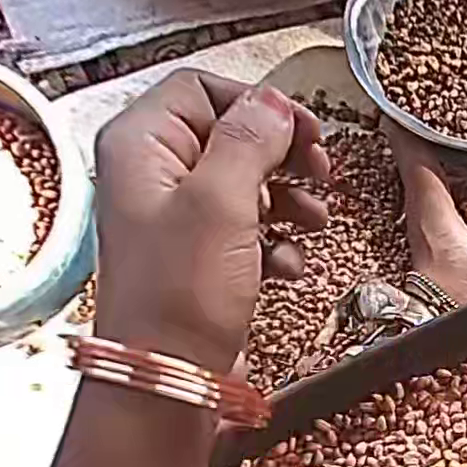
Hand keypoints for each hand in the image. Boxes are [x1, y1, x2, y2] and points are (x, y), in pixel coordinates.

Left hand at [90, 69, 332, 373]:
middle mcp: (157, 178)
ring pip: (247, 189)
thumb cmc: (184, 292)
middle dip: (283, 157)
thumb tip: (276, 103)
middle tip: (323, 175)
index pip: (204, 92)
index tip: (311, 134)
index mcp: (144, 146)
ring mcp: (182, 223)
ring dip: (288, 201)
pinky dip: (277, 244)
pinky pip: (249, 234)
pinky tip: (290, 267)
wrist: (173, 375)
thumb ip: (249, 143)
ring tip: (317, 222)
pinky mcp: (205, 261)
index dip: (262, 107)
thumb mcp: (220, 204)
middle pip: (232, 140)